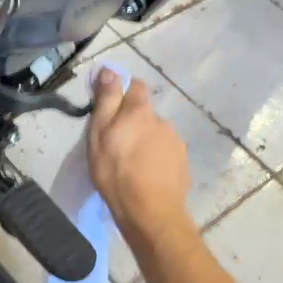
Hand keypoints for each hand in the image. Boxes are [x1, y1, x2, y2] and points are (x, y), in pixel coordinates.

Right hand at [87, 68, 193, 249]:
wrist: (150, 212)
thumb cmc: (116, 172)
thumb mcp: (100, 134)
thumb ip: (106, 101)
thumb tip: (110, 70)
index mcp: (140, 111)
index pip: (135, 86)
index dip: (123, 92)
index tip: (110, 107)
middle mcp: (162, 121)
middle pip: (145, 113)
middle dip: (133, 122)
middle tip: (117, 144)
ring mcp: (176, 143)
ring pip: (156, 134)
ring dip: (145, 142)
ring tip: (132, 164)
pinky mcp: (183, 164)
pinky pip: (166, 154)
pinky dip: (156, 159)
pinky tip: (147, 176)